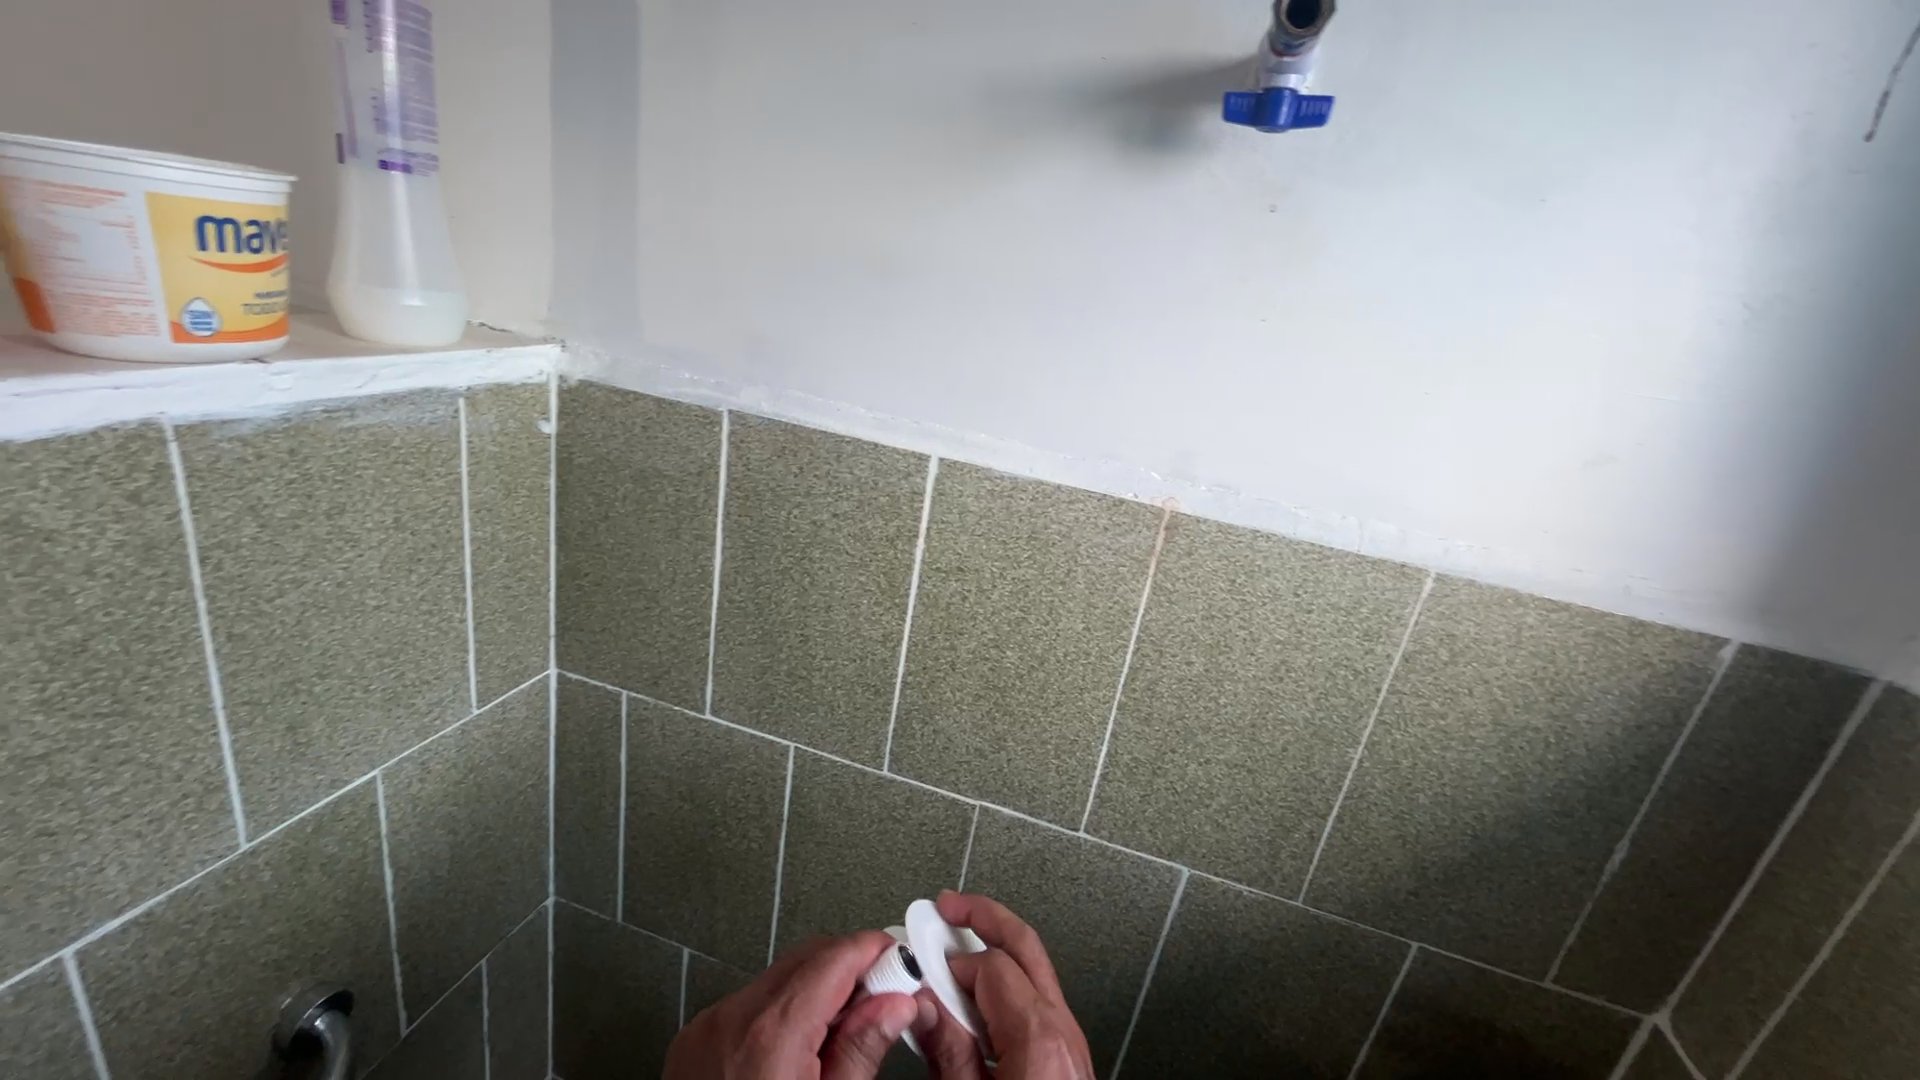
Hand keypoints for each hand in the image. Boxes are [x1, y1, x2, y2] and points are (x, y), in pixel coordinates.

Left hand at [664, 930, 929, 1079]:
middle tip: (883, 1000)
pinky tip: (798, 1047)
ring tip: (838, 1036)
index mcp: (772, 1035)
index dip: (875, 953)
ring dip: (816, 987)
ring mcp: (709, 1025)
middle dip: (850, 967)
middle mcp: (734, 1017)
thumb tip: (896, 1004)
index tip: (901, 967)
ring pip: (780, 975)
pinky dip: (782, 1008)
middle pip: (809, 956)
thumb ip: (861, 1051)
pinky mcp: (694, 1039)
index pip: (837, 956)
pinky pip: (751, 1001)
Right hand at [909, 890, 1094, 1079]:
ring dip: (996, 945)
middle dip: (984, 915)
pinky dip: (1008, 978)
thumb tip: (923, 1004)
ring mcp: (1071, 1036)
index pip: (990, 965)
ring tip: (959, 941)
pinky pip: (1037, 994)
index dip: (951, 961)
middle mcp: (1062, 1027)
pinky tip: (981, 991)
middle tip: (948, 905)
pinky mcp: (1069, 1050)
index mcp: (1037, 1035)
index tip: (921, 968)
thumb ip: (947, 1051)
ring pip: (1034, 965)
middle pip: (1024, 943)